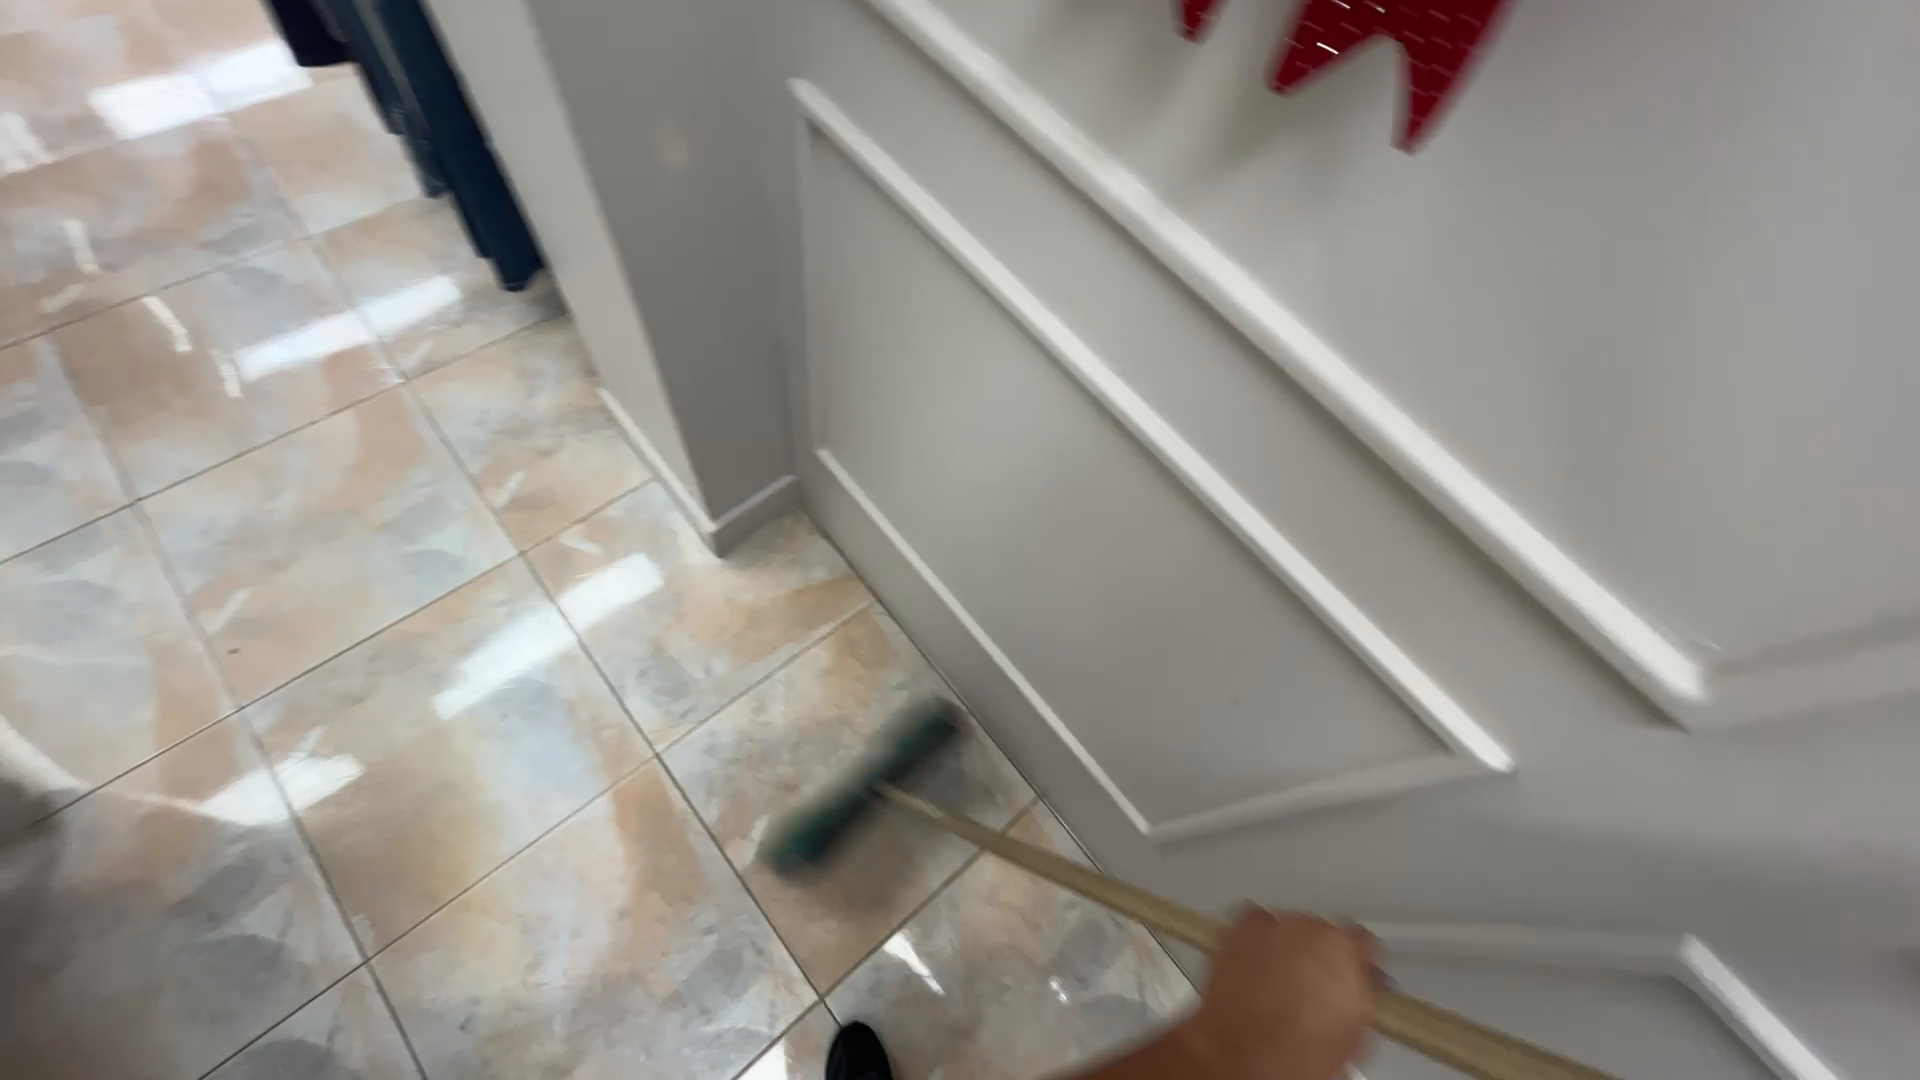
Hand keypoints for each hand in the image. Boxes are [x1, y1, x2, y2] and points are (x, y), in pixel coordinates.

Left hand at [1175, 907, 1377, 1079]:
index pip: (1364, 942)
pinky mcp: (1241, 927)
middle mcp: (1309, 928)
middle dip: (1323, 956)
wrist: (1247, 1052)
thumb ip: (1359, 1001)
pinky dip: (1260, 939)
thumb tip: (1354, 994)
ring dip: (1291, 947)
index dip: (1361, 962)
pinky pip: (1258, 924)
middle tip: (1316, 984)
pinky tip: (1259, 963)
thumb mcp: (1354, 1034)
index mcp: (1345, 952)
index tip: (1358, 976)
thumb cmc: (1302, 1052)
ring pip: (1290, 927)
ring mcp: (1272, 923)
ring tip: (1282, 978)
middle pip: (1324, 933)